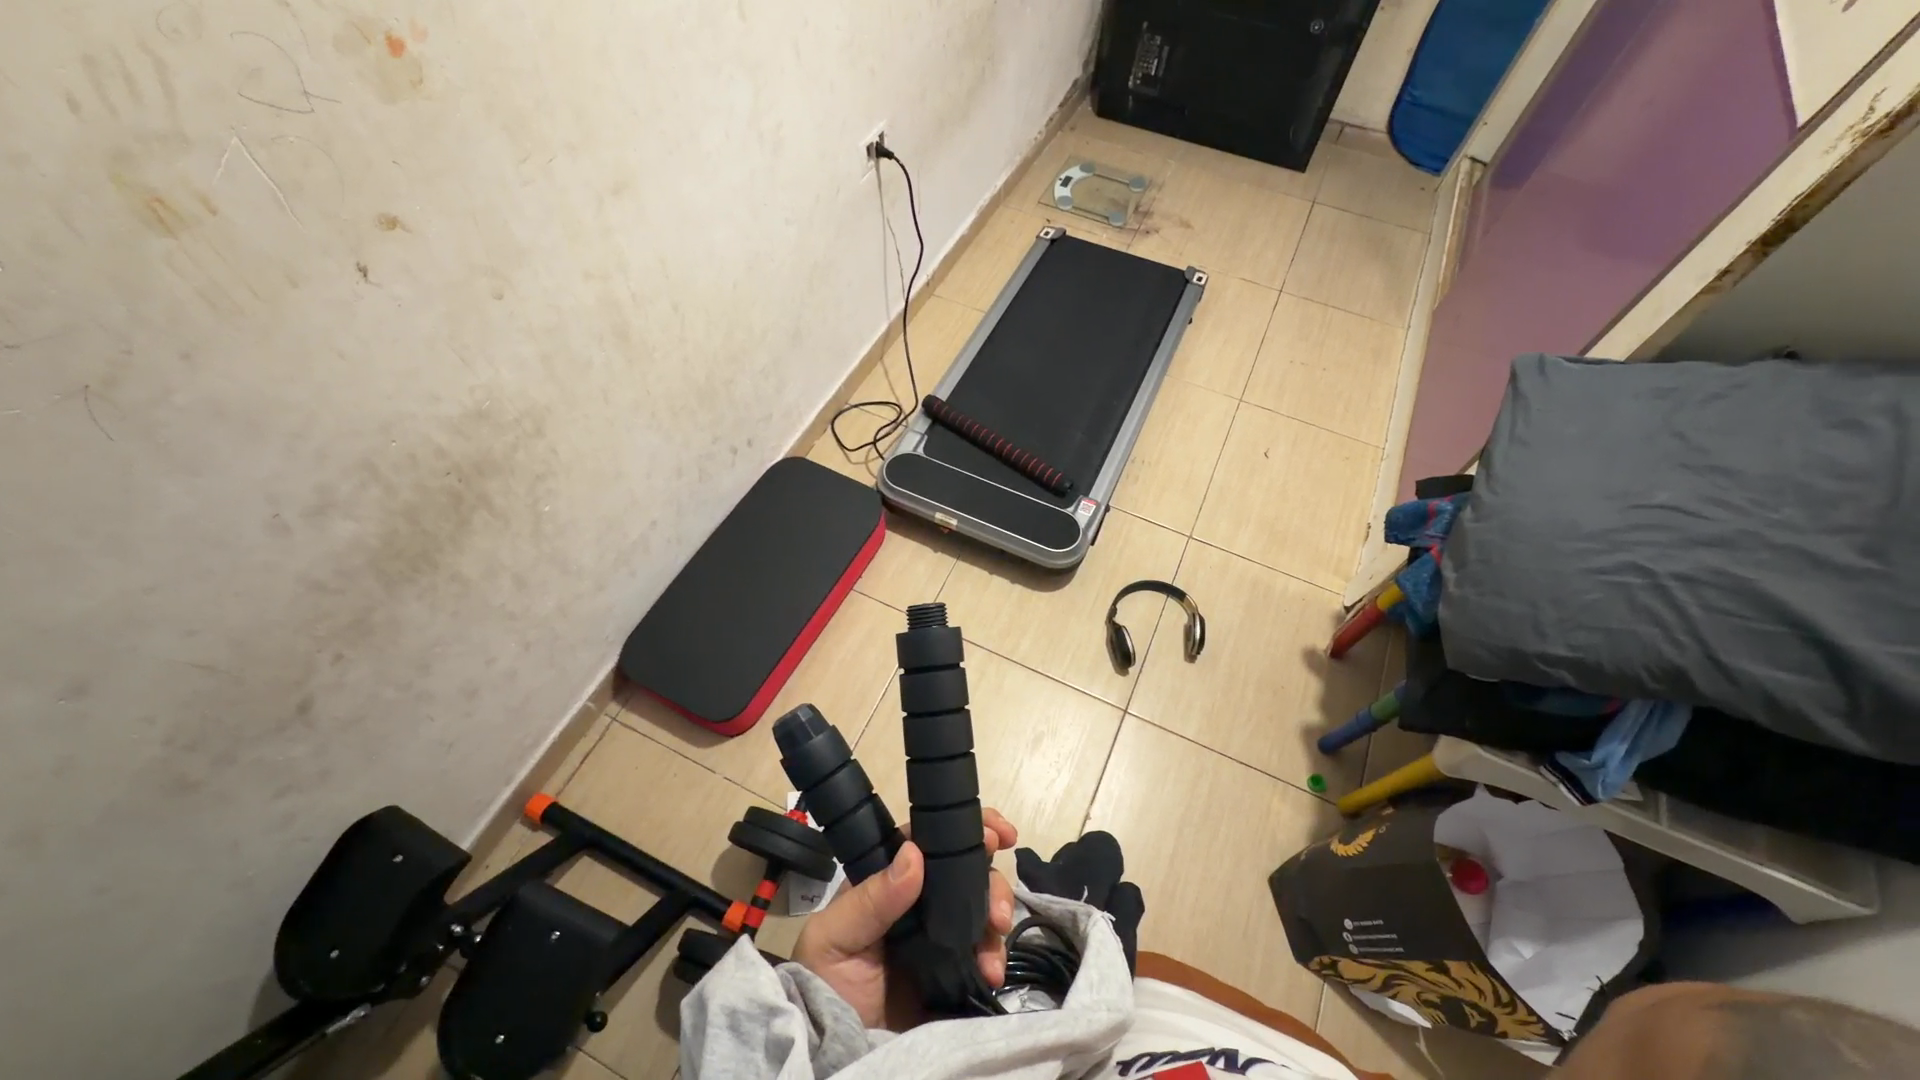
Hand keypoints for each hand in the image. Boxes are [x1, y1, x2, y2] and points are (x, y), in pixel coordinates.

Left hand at [791, 808, 1018, 1029]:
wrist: (836, 1049)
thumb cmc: (825, 982)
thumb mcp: (834, 936)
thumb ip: (871, 898)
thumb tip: (914, 853)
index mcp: (889, 883)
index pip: (928, 842)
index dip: (963, 829)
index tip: (994, 833)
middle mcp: (920, 903)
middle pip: (966, 872)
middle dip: (992, 879)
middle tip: (997, 904)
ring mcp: (941, 938)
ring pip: (982, 908)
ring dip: (997, 915)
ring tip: (995, 936)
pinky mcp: (955, 973)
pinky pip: (985, 953)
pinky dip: (996, 956)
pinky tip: (991, 972)